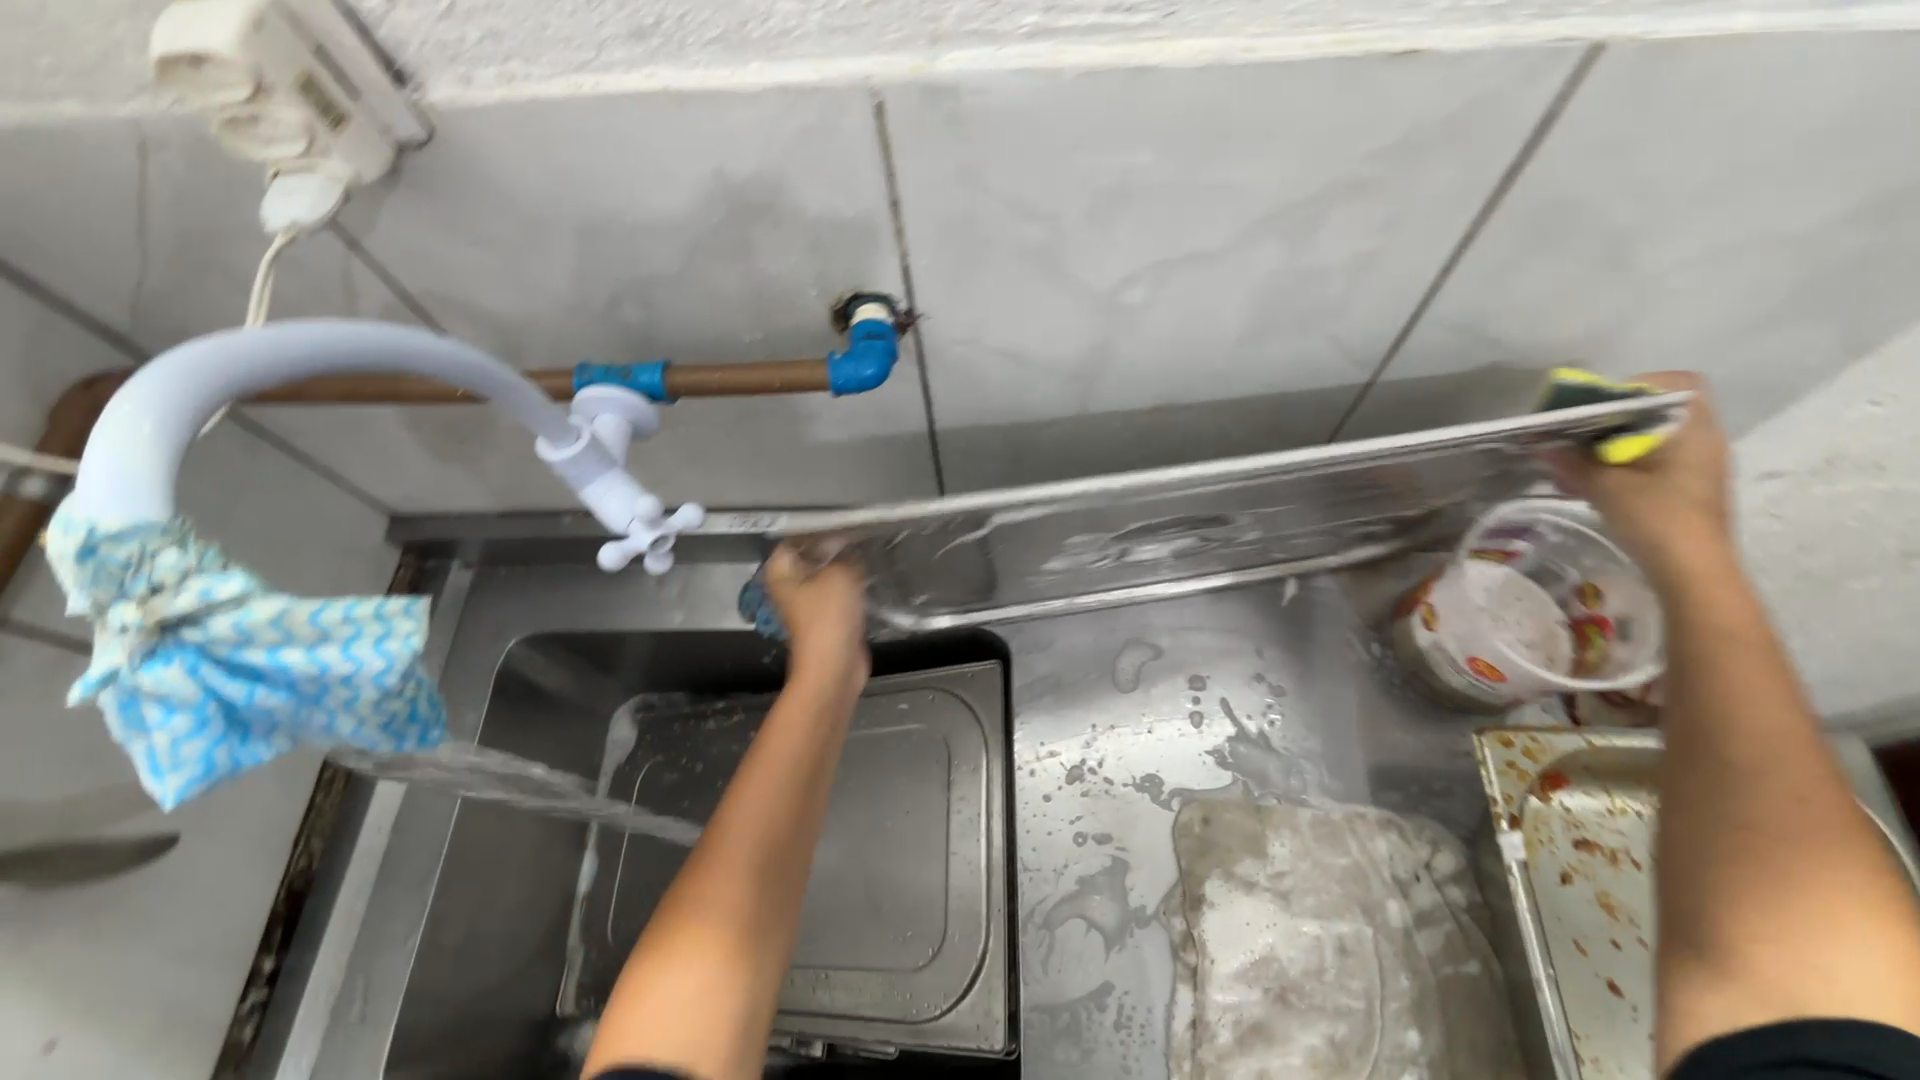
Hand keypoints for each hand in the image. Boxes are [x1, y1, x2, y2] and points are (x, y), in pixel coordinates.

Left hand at [762, 542, 869, 686]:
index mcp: (780, 573)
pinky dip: (850, 586)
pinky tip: (868, 577)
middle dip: (832, 546)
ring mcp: (808, 604)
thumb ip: (844, 553)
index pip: (794, 539)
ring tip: (866, 551)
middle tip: (858, 533)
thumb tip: (847, 545)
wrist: (834, 666)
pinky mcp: (827, 618)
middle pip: (810, 557)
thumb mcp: (840, 574)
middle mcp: (789, 586)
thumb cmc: (828, 616)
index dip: (817, 529)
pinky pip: (838, 594)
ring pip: (826, 575)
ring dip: (843, 567)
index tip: (842, 521)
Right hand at [1550, 372, 1734, 587]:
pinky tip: (1598, 484)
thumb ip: (1575, 462)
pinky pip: (1656, 461)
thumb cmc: (1657, 519)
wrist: (1693, 573)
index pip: (1676, 384)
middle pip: (1659, 411)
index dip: (1637, 386)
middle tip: (1579, 435)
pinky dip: (1626, 464)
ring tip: (1580, 463)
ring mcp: (1700, 467)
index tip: (1599, 407)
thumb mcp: (1606, 487)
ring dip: (1616, 445)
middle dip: (1615, 419)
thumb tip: (1546, 445)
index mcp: (1693, 430)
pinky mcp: (1690, 488)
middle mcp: (1704, 440)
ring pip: (1655, 439)